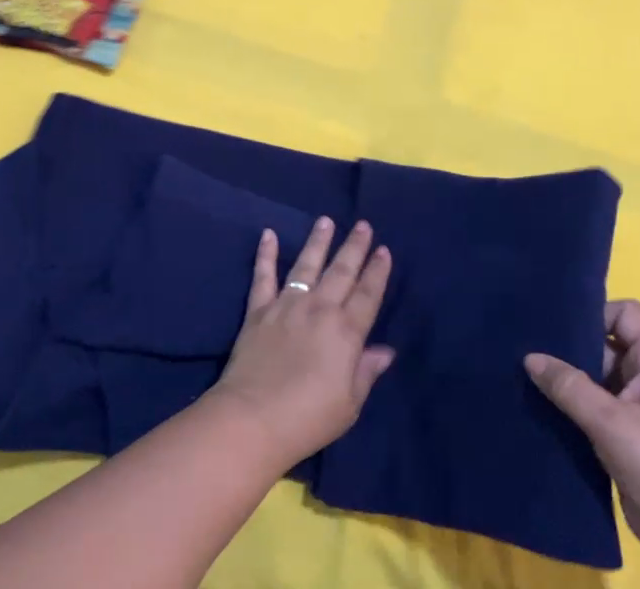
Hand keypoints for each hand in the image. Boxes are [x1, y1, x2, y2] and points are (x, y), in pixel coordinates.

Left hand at [208, 217, 395, 470]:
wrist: (254, 417)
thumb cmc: (309, 417)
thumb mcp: (350, 402)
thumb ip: (366, 371)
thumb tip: (385, 350)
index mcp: (346, 332)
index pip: (367, 294)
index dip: (377, 271)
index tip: (383, 250)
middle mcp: (318, 309)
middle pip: (341, 272)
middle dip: (354, 247)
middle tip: (362, 225)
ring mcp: (286, 306)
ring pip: (306, 266)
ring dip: (317, 242)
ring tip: (325, 221)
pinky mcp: (257, 311)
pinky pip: (263, 276)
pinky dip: (266, 254)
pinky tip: (268, 235)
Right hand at [524, 301, 639, 554]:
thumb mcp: (611, 423)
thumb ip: (569, 387)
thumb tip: (529, 356)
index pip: (629, 315)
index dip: (597, 312)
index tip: (559, 324)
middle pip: (606, 343)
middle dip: (571, 344)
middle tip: (527, 344)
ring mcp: (636, 407)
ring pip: (595, 375)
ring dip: (566, 375)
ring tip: (524, 373)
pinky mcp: (623, 432)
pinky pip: (591, 403)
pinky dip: (568, 401)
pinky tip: (539, 403)